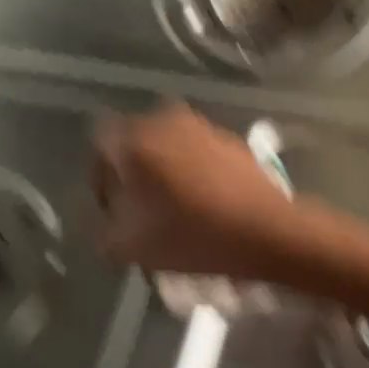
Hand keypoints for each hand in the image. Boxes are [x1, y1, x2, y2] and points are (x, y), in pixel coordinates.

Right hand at [91, 102, 298, 276]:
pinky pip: (204, 158)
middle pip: (138, 147)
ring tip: (179, 214)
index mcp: (134, 137)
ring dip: (169, 177)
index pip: (99, 149)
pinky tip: (209, 207)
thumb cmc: (194, 235)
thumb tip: (109, 225)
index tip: (115, 214)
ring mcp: (208, 129)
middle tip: (144, 214)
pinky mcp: (238, 145)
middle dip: (136, 178)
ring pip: (173, 151)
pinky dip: (200, 177)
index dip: (101, 183)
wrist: (270, 232)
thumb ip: (105, 232)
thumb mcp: (131, 247)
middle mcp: (168, 120)